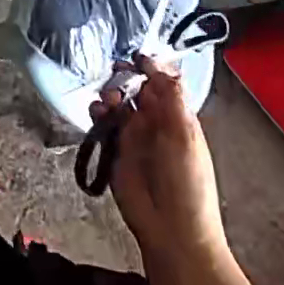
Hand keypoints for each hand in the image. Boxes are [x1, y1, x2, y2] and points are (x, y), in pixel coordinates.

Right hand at [89, 53, 227, 266]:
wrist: (171, 228)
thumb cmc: (186, 181)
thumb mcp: (185, 136)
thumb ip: (172, 99)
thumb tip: (164, 65)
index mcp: (177, 118)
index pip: (162, 84)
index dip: (150, 68)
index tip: (135, 56)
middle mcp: (155, 123)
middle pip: (137, 89)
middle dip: (125, 77)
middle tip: (116, 73)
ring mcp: (134, 136)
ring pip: (118, 103)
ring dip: (110, 94)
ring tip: (109, 100)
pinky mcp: (114, 149)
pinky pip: (103, 123)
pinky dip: (98, 112)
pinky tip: (97, 111)